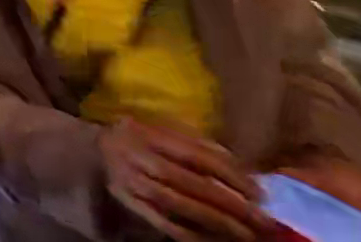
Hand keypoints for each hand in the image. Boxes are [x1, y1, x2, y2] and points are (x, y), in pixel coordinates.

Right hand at [101, 118, 270, 240]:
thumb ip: (194, 142)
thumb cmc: (138, 138)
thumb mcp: (159, 129)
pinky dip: (194, 236)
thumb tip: (240, 166)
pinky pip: (165, 223)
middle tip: (263, 221)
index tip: (261, 194)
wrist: (96, 151)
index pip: (192, 154)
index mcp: (145, 133)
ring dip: (217, 223)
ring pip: (177, 205)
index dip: (229, 174)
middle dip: (230, 204)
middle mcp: (136, 155)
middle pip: (186, 182)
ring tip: (247, 235)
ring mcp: (130, 180)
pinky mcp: (129, 203)